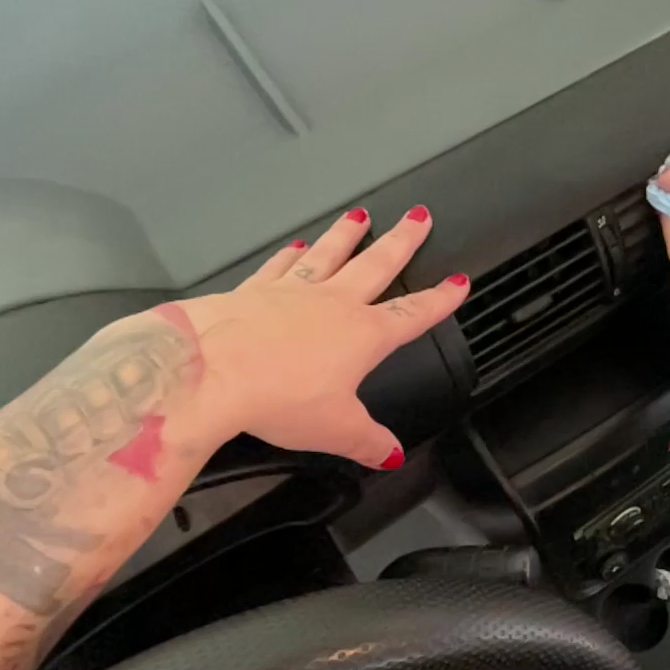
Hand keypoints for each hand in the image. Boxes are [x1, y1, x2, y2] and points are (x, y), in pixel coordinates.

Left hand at [165, 205, 467, 467]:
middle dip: (402, 242)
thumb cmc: (279, 398)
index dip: (439, 300)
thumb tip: (391, 454)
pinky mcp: (251, 292)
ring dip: (346, 235)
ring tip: (360, 215)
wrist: (211, 373)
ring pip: (328, 254)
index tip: (458, 282)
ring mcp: (290, 292)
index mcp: (362, 335)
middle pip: (375, 265)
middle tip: (419, 217)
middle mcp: (331, 304)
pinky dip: (289, 255)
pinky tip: (294, 246)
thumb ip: (369, 442)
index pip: (412, 313)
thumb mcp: (336, 431)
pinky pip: (279, 267)